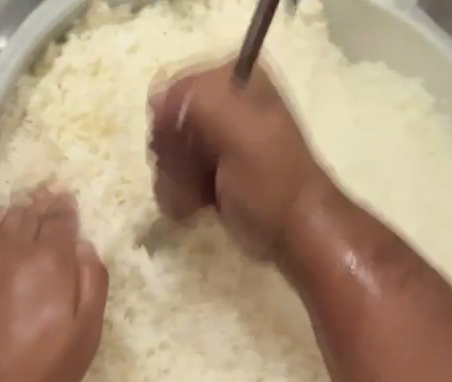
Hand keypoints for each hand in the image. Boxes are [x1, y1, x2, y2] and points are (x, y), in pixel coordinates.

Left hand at [0, 190, 109, 381]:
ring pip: (4, 221)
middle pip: (32, 216)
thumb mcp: (86, 335)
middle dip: (45, 206)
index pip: (61, 221)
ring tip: (29, 208)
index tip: (71, 205)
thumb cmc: (42, 373)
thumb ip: (92, 283)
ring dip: (20, 212)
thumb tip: (84, 246)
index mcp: (51, 262)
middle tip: (52, 198)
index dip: (68, 211)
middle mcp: (15, 250)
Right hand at [150, 64, 332, 261]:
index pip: (175, 89)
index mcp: (236, 80)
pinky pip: (174, 176)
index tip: (183, 152)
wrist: (294, 231)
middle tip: (194, 179)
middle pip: (167, 125)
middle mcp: (224, 104)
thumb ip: (202, 102)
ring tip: (195, 201)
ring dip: (174, 182)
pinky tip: (192, 209)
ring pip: (168, 154)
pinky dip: (177, 194)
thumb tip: (157, 97)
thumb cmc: (272, 183)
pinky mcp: (209, 172)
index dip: (171, 124)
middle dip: (174, 158)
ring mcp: (215, 140)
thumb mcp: (242, 133)